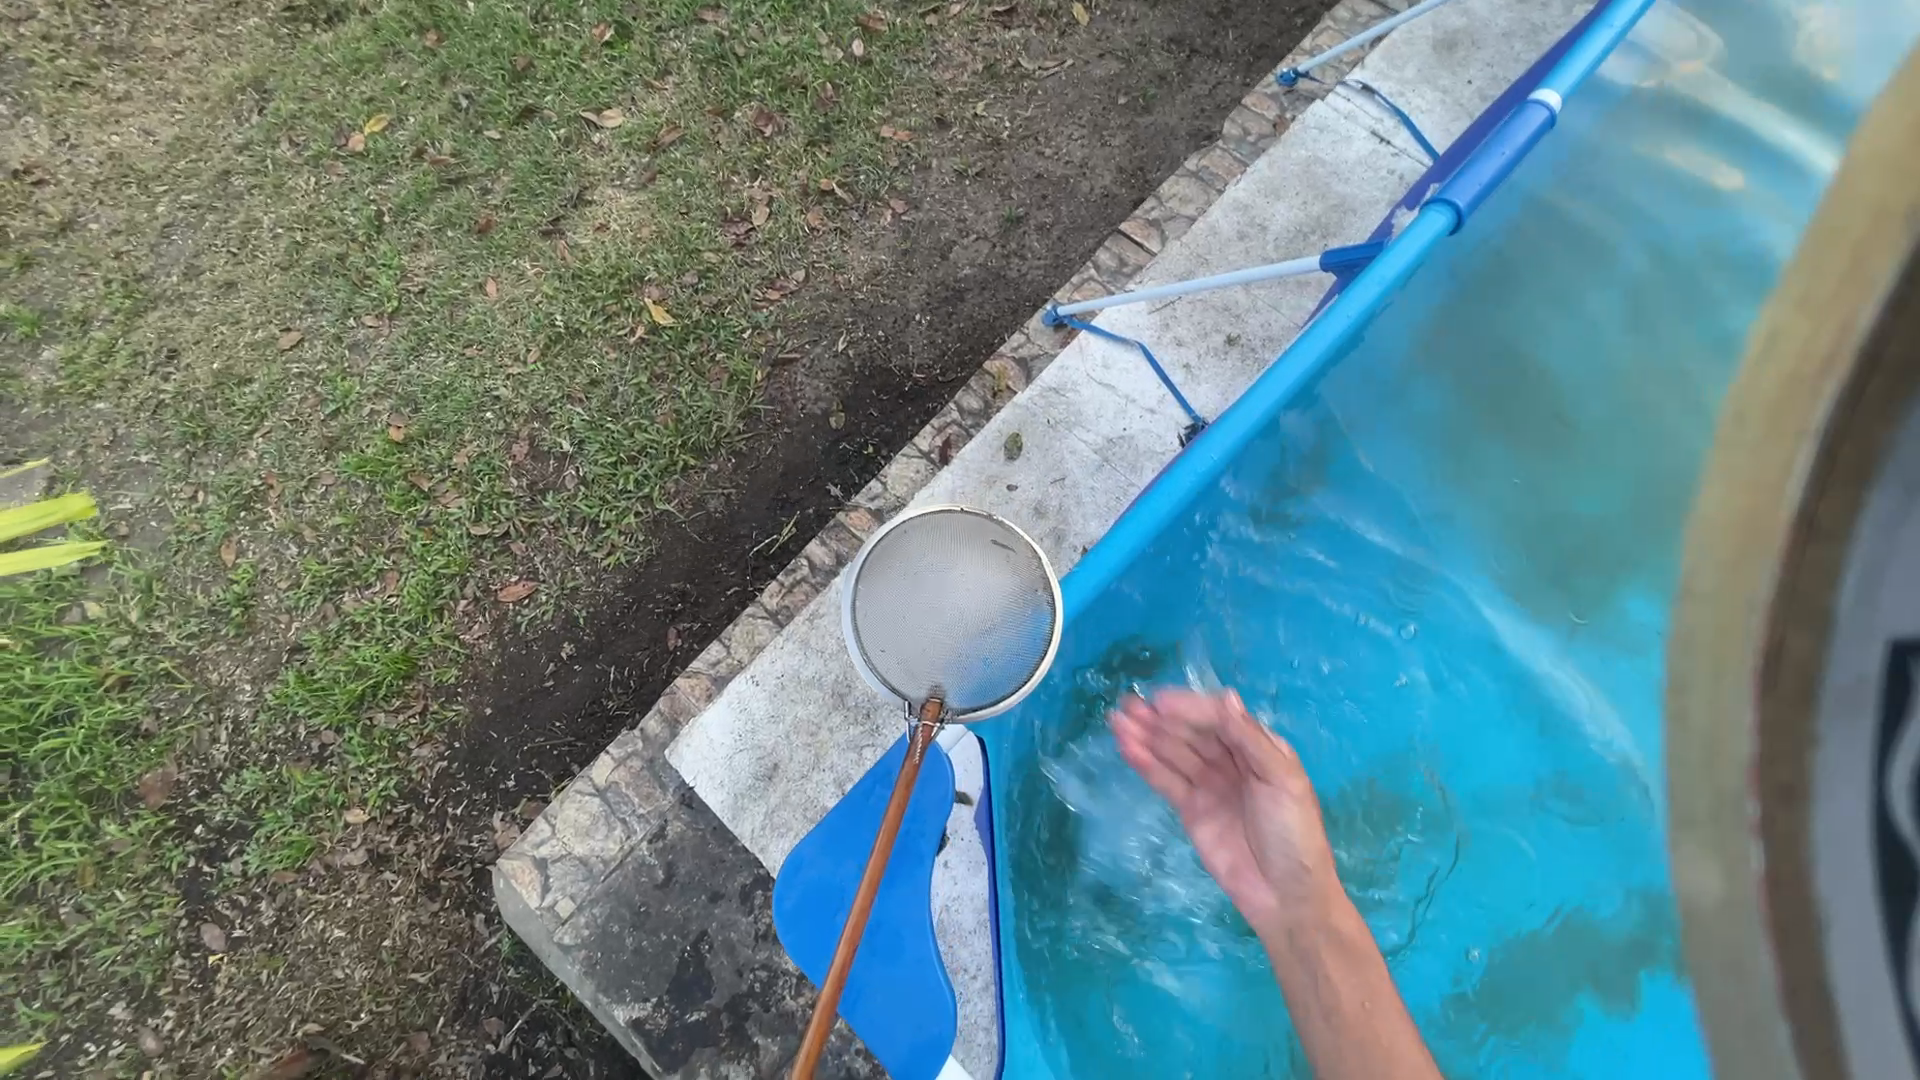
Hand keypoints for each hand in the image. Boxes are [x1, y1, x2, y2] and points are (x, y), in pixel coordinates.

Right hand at [1111, 688, 1339, 937]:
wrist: (1287, 897)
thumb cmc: (1294, 834)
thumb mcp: (1283, 780)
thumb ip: (1250, 739)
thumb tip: (1226, 696)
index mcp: (1257, 747)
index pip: (1218, 719)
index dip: (1189, 708)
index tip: (1160, 703)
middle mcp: (1230, 760)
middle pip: (1190, 732)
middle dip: (1160, 718)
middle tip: (1128, 705)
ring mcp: (1208, 784)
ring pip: (1172, 753)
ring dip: (1145, 735)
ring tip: (1116, 719)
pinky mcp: (1189, 808)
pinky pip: (1164, 779)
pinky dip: (1145, 762)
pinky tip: (1126, 747)